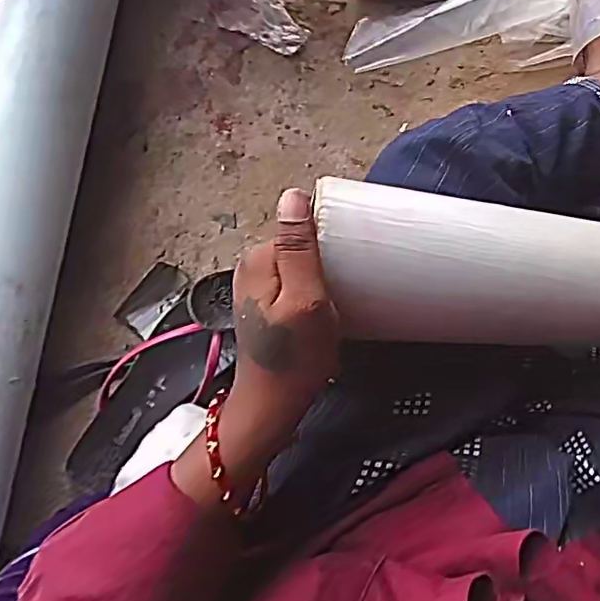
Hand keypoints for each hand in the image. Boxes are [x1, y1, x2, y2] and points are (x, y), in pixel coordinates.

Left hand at [222, 188, 339, 454]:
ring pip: (303, 265)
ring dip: (324, 277)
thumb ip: (299, 248)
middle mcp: (253, 268)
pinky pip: (300, 283)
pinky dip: (317, 291)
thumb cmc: (293, 359)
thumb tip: (294, 196)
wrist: (274, 404)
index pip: (301, 228)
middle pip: (302, 245)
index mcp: (258, 260)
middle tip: (343, 290)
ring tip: (335, 302)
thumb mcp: (305, 300)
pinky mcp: (270, 304)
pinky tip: (326, 310)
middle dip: (328, 261)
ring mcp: (259, 288)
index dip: (330, 244)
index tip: (346, 267)